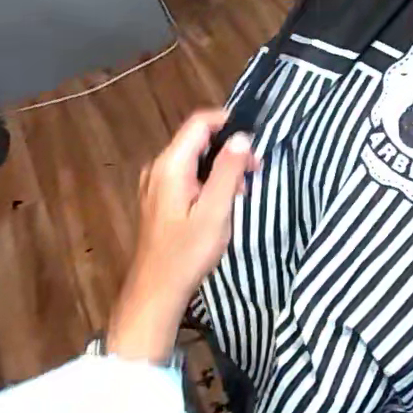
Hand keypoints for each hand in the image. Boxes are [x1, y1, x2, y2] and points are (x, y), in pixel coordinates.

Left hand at [106, 109, 260, 361]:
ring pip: (194, 159)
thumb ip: (228, 171)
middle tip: (256, 169)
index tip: (255, 137)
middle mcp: (159, 167)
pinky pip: (187, 176)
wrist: (157, 290)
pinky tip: (224, 201)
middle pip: (197, 139)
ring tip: (244, 188)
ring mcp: (156, 183)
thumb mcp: (215, 211)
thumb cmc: (188, 252)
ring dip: (221, 166)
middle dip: (229, 148)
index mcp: (170, 165)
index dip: (228, 122)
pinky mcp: (159, 199)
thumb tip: (242, 138)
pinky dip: (208, 180)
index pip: (199, 123)